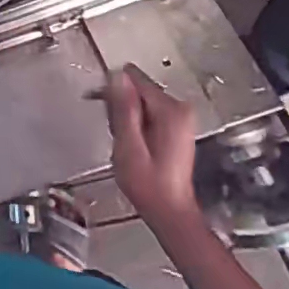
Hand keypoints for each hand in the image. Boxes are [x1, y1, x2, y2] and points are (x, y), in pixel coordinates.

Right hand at [104, 64, 199, 220]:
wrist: (171, 213)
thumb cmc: (148, 185)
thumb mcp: (128, 146)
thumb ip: (123, 109)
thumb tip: (117, 75)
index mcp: (170, 110)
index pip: (133, 78)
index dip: (114, 91)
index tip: (108, 115)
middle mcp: (179, 107)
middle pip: (137, 88)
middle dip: (121, 106)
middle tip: (119, 136)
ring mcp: (181, 116)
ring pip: (140, 99)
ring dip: (127, 116)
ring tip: (127, 143)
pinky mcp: (178, 125)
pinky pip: (148, 110)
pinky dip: (136, 123)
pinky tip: (135, 144)